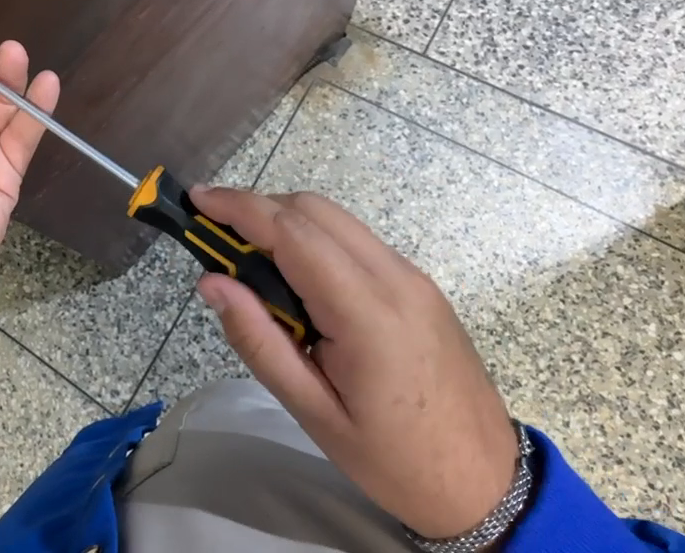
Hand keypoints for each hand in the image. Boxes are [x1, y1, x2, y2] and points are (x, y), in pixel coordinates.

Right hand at [190, 186, 518, 540]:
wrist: (488, 484)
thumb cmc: (393, 459)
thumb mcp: (313, 411)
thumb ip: (258, 340)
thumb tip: (211, 282)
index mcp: (366, 312)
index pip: (291, 232)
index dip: (238, 208)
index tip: (196, 200)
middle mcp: (394, 277)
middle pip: (312, 210)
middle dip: (257, 208)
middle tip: (214, 237)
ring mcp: (412, 276)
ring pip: (335, 219)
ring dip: (284, 221)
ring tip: (247, 258)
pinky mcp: (418, 283)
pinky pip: (354, 239)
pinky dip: (313, 238)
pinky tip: (294, 276)